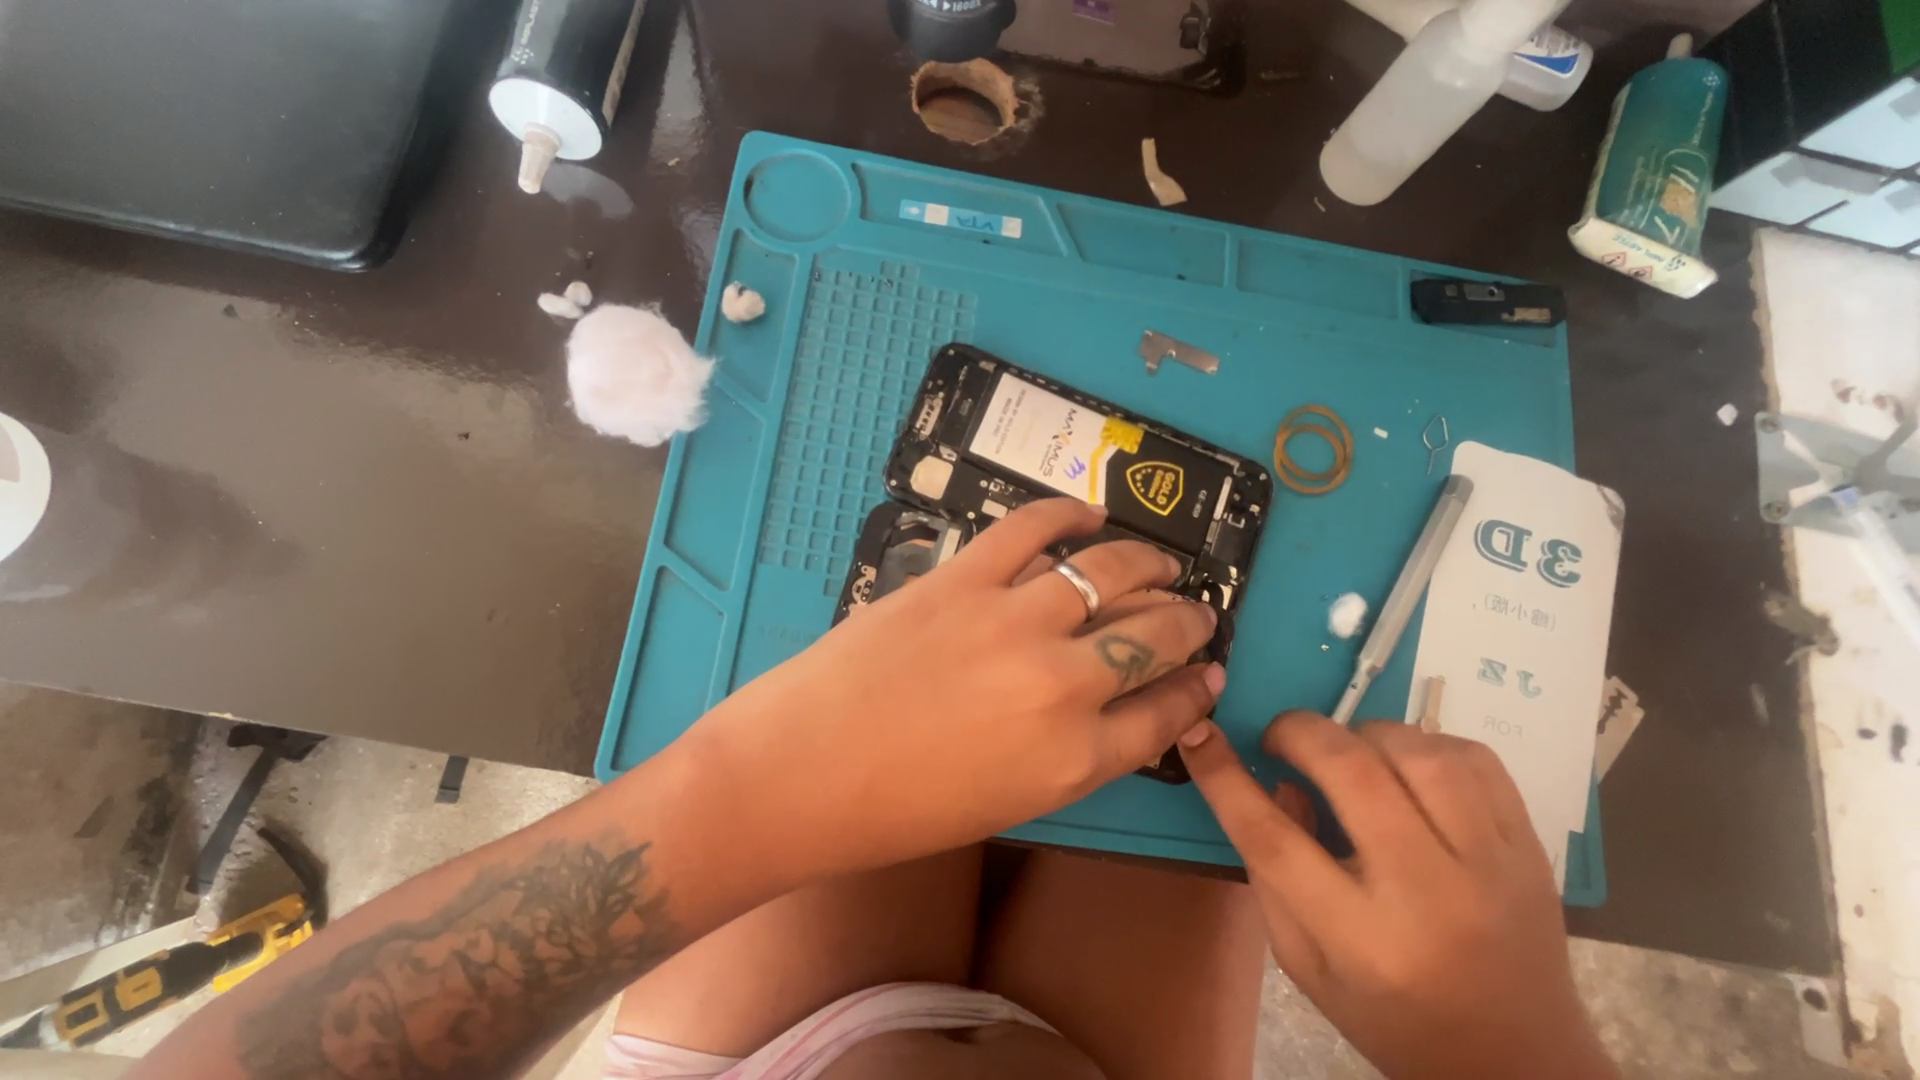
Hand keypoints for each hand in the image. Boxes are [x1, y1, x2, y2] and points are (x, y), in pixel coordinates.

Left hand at [676, 498, 1223, 885]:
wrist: (798, 773)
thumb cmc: (898, 811)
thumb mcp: (1009, 801)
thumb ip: (1072, 752)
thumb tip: (1112, 703)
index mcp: (1075, 759)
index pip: (1166, 715)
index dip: (1196, 692)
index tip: (1209, 675)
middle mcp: (1062, 685)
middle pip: (1155, 637)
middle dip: (1188, 624)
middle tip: (1196, 614)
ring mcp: (1013, 621)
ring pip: (1110, 572)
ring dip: (1149, 563)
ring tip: (1163, 561)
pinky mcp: (961, 578)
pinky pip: (1031, 529)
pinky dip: (1067, 514)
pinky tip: (1089, 514)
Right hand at [1179, 712, 1614, 1079]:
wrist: (1518, 1062)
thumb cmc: (1392, 1017)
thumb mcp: (1305, 964)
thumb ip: (1274, 875)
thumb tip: (1280, 784)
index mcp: (1361, 939)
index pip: (1274, 838)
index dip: (1224, 777)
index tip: (1199, 736)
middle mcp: (1429, 894)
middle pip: (1354, 774)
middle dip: (1300, 733)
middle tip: (1279, 738)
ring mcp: (1493, 866)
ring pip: (1421, 752)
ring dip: (1366, 734)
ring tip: (1347, 752)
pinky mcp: (1531, 848)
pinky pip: (1476, 760)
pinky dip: (1426, 742)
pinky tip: (1404, 763)